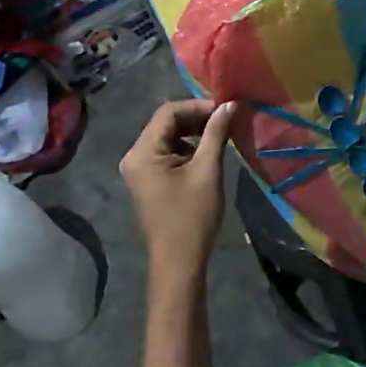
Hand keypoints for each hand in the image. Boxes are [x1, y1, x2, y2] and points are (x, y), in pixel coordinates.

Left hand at [120, 99, 235, 284]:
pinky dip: (188, 147)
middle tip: (227, 120)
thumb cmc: (193, 216)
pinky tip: (208, 153)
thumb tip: (230, 105)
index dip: (198, 106)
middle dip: (197, 118)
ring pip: (168, 137)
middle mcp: (135, 156)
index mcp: (142, 152)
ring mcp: (139, 169)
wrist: (179, 261)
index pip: (168, 112)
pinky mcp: (148, 180)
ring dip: (194, 132)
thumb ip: (216, 133)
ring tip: (222, 135)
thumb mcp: (207, 170)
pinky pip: (167, 152)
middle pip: (166, 123)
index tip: (226, 110)